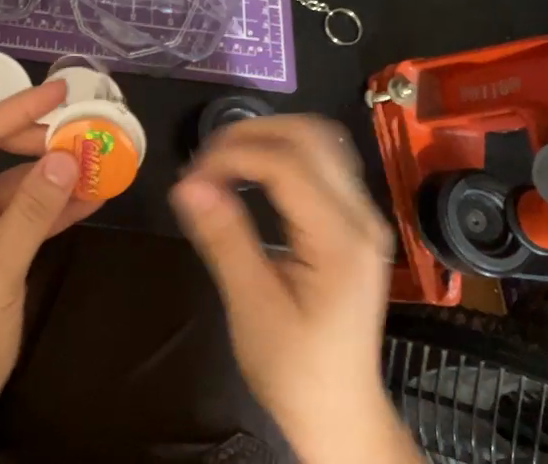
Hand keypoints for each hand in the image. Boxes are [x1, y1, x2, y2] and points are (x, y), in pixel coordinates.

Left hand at [0, 80, 98, 460]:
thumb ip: (32, 210)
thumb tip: (66, 157)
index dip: (20, 107)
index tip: (61, 90)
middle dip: (42, 141)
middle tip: (89, 130)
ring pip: (15, 185)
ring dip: (55, 175)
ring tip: (101, 159)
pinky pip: (22, 216)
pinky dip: (53, 208)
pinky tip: (89, 198)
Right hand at [171, 117, 416, 463]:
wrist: (339, 412)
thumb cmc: (294, 367)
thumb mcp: (252, 305)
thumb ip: (224, 237)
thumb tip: (186, 184)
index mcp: (340, 239)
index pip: (285, 163)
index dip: (230, 156)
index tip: (190, 179)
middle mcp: (360, 216)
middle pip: (310, 134)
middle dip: (249, 134)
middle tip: (205, 161)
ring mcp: (361, 218)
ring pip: (318, 141)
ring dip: (266, 138)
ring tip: (221, 163)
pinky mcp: (352, 224)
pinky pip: (320, 163)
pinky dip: (280, 155)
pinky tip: (249, 177)